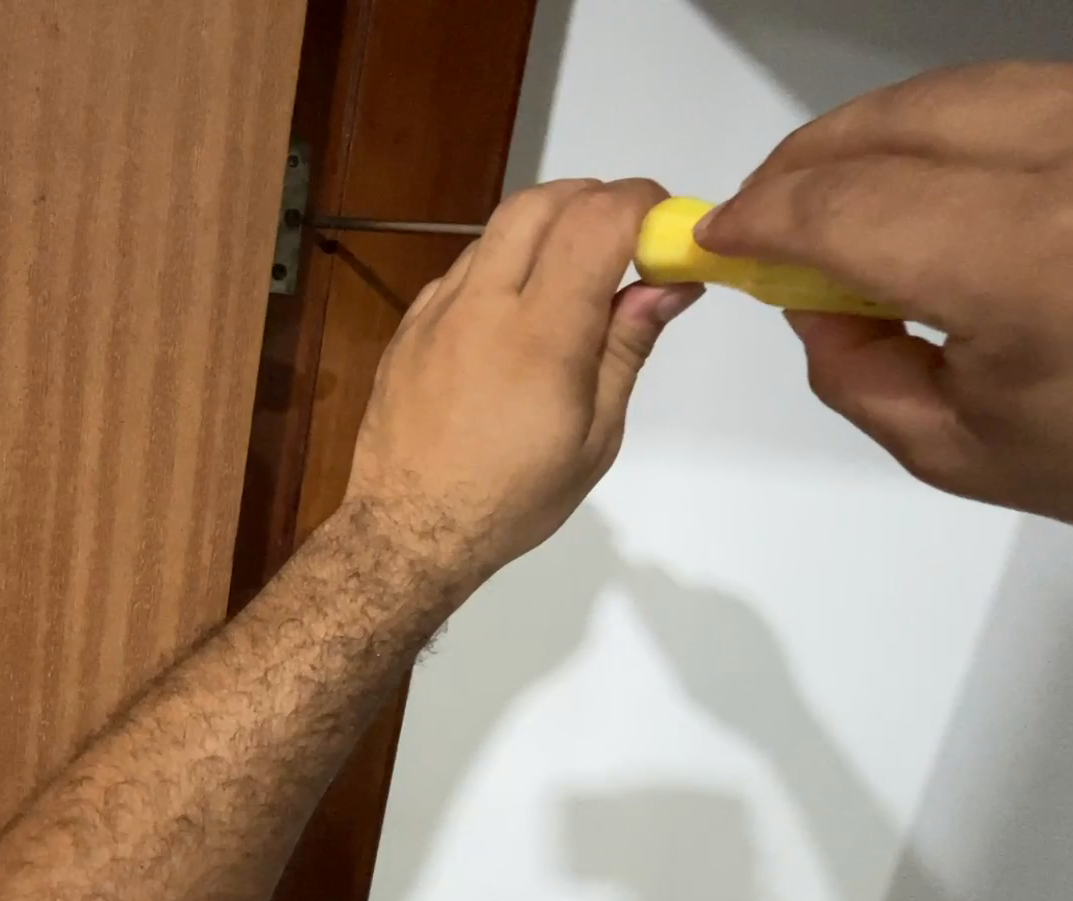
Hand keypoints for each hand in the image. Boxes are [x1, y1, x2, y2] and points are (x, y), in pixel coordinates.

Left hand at [343, 179, 701, 583]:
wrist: (407, 530)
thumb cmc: (511, 499)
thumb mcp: (593, 438)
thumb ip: (626, 348)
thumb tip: (668, 283)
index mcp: (539, 334)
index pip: (596, 219)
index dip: (641, 202)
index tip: (662, 228)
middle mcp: (479, 308)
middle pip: (535, 204)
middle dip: (587, 199)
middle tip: (616, 241)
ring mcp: (431, 318)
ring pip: (489, 237)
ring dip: (536, 237)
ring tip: (560, 288)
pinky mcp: (403, 335)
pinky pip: (454, 278)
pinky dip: (491, 274)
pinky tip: (503, 321)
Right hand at [697, 56, 1072, 544]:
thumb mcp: (961, 448)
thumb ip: (853, 372)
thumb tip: (807, 298)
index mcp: (1040, 266)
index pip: (847, 207)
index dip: (759, 217)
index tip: (712, 238)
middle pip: (899, 118)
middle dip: (800, 162)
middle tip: (759, 214)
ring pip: (965, 90)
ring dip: (870, 144)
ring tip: (837, 205)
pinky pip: (1035, 91)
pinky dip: (951, 134)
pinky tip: (932, 190)